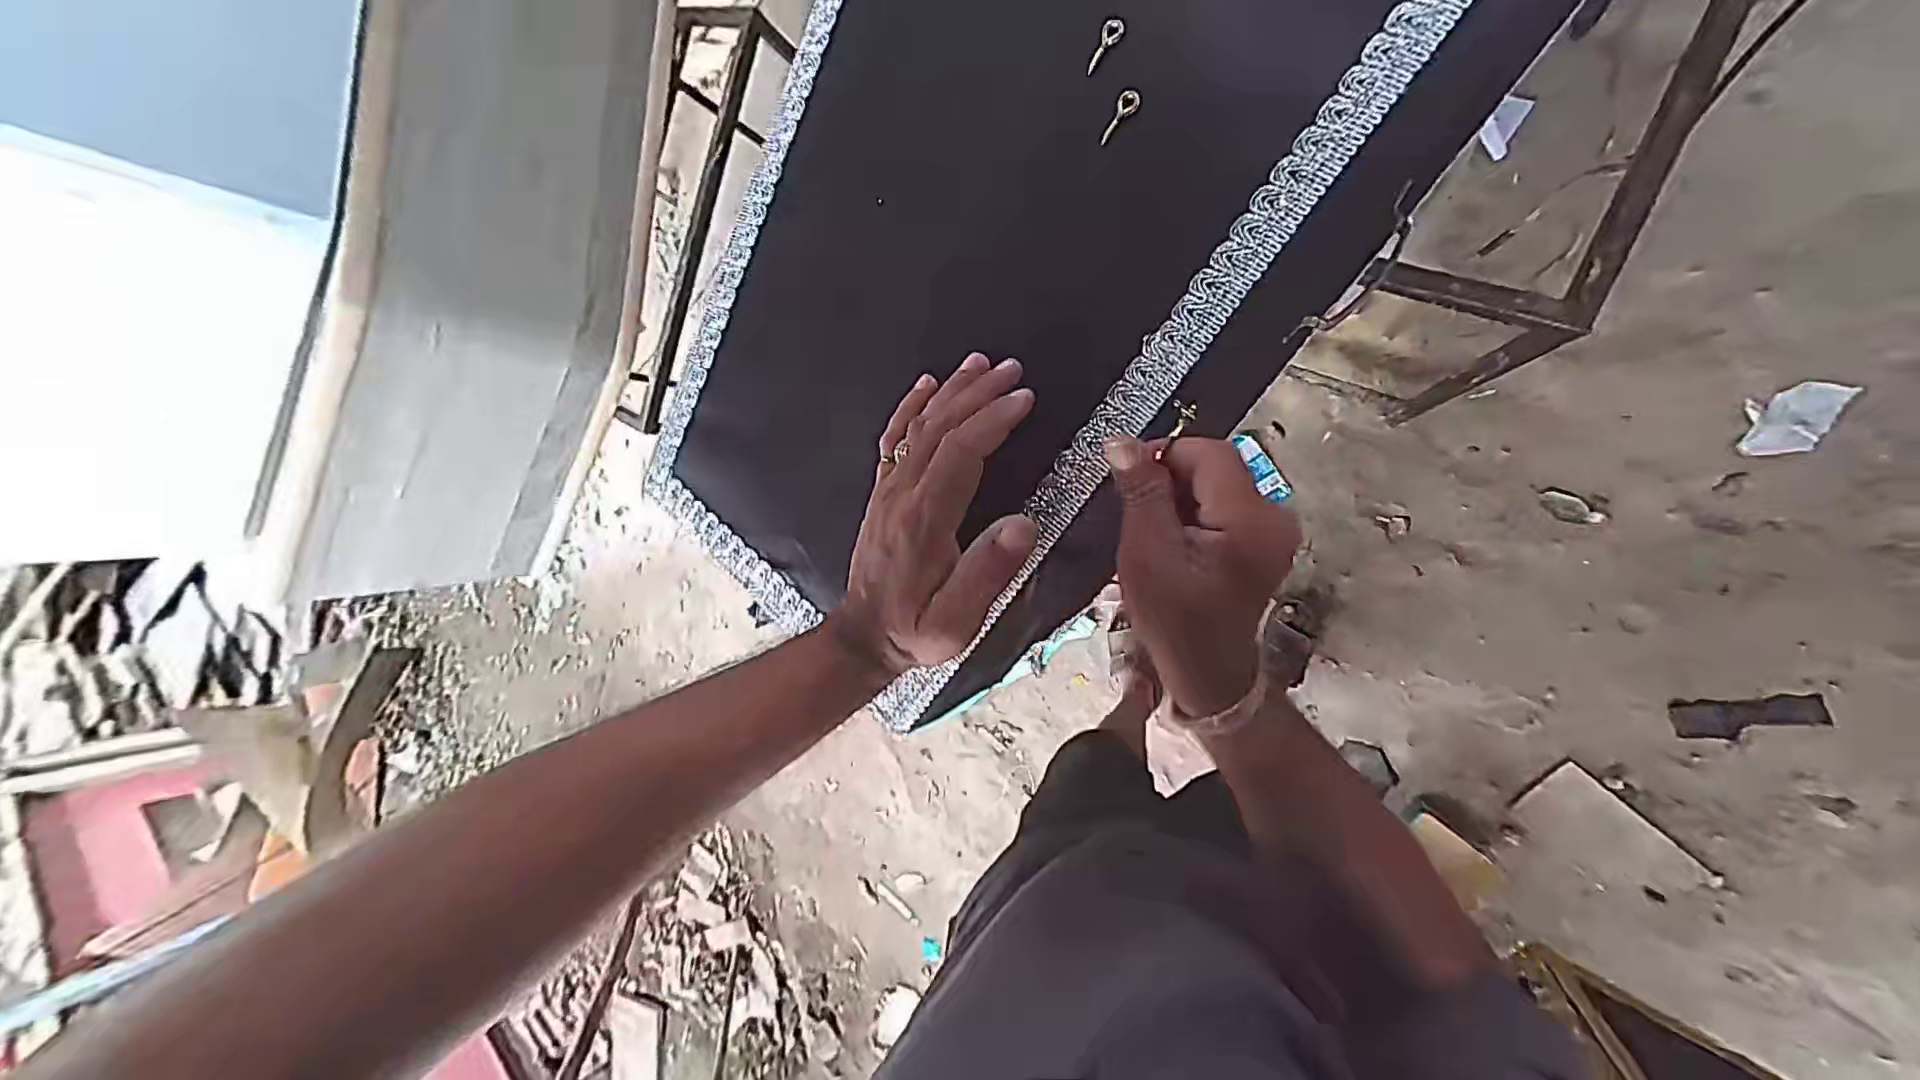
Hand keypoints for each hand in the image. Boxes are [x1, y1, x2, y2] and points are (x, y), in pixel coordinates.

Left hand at [831, 352, 1037, 674]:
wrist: (865, 636)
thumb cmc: (914, 631)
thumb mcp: (955, 623)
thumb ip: (988, 574)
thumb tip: (1023, 526)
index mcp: (923, 521)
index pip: (960, 453)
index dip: (993, 420)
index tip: (1024, 399)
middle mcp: (902, 496)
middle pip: (939, 428)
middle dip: (978, 394)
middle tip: (1011, 370)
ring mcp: (888, 491)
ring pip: (918, 426)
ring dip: (950, 392)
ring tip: (979, 365)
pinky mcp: (883, 494)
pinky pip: (893, 440)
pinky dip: (910, 408)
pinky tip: (926, 387)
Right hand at [1104, 436, 1301, 716]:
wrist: (1206, 676)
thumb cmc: (1174, 622)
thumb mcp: (1147, 552)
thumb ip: (1141, 492)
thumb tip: (1123, 442)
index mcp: (1251, 519)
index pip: (1208, 452)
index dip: (1164, 456)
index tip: (1128, 480)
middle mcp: (1274, 517)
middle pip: (1215, 467)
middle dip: (1171, 482)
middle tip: (1139, 517)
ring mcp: (1273, 531)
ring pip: (1216, 486)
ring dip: (1179, 500)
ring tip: (1157, 538)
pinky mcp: (1263, 543)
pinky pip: (1222, 508)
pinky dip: (1193, 516)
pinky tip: (1175, 546)